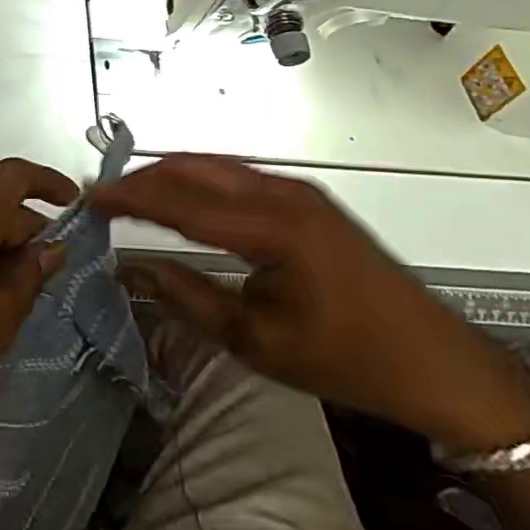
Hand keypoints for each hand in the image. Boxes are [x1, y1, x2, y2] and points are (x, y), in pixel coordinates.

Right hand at [91, 156, 529, 452]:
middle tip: (103, 194)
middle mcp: (284, 194)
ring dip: (168, 174)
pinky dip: (197, 179)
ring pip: (215, 165)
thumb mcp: (257, 340)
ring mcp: (298, 191)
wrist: (439, 363)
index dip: (130, 198)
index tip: (90, 199)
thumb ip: (186, 296)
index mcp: (274, 229)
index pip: (182, 202)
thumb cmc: (348, 359)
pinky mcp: (306, 199)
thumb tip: (129, 271)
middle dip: (142, 178)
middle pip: (194, 169)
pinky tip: (179, 194)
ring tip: (130, 192)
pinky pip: (237, 174)